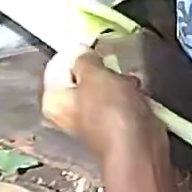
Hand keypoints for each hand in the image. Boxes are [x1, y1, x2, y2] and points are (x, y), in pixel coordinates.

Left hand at [42, 44, 165, 163]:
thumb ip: (84, 58)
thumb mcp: (95, 75)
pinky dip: (127, 93)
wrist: (138, 146)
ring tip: (129, 82)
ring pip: (102, 85)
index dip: (78, 50)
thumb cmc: (112, 110)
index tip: (97, 45)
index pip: (59, 62)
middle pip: (80, 74)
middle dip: (101, 66)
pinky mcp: (113, 122)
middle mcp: (67, 109)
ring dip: (117, 79)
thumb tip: (82, 51)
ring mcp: (90, 117)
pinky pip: (117, 98)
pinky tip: (137, 93)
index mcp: (53, 99)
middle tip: (114, 65)